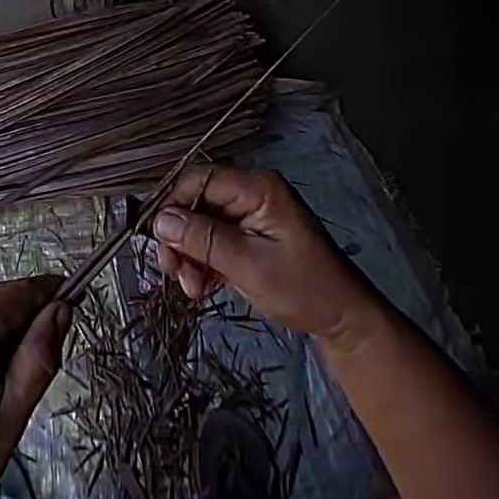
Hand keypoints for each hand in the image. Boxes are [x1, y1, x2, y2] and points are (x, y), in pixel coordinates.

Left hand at [0, 276, 73, 498]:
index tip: (80, 308)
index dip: (57, 294)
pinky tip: (2, 383)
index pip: (24, 289)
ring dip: (20, 333)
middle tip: (51, 361)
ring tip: (25, 380)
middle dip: (38, 318)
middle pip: (9, 296)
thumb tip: (63, 309)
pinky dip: (0, 344)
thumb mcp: (10, 415)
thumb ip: (39, 355)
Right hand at [153, 167, 382, 348]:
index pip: (199, 180)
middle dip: (180, 238)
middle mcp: (251, 193)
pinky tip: (201, 286)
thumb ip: (203, 239)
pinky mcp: (248, 235)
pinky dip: (202, 262)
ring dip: (189, 255)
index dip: (173, 205)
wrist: (341, 318)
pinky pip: (212, 240)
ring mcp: (250, 214)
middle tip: (173, 273)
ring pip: (200, 224)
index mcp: (258, 187)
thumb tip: (161, 220)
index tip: (157, 239)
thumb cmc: (303, 288)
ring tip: (192, 288)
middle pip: (197, 203)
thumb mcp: (249, 264)